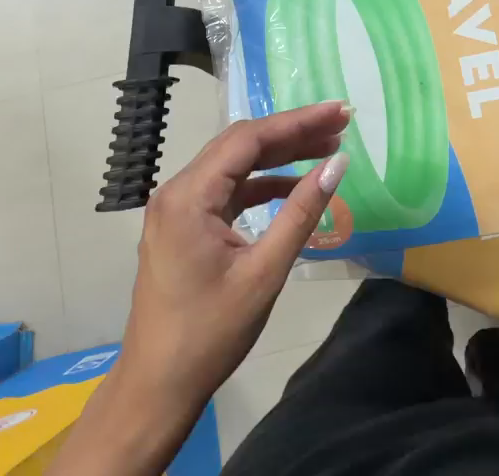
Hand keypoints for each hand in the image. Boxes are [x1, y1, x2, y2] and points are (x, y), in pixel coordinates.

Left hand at [119, 101, 351, 409]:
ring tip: (328, 147)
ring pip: (235, 165)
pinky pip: (228, 190)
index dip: (298, 121)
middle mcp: (177, 191)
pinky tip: (297, 186)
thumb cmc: (210, 333)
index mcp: (189, 196)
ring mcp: (177, 209)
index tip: (339, 112)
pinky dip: (263, 184)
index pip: (249, 139)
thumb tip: (338, 163)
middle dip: (292, 132)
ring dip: (280, 156)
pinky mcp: (184, 227)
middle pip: (241, 145)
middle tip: (340, 123)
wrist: (157, 387)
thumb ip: (302, 211)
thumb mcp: (265, 271)